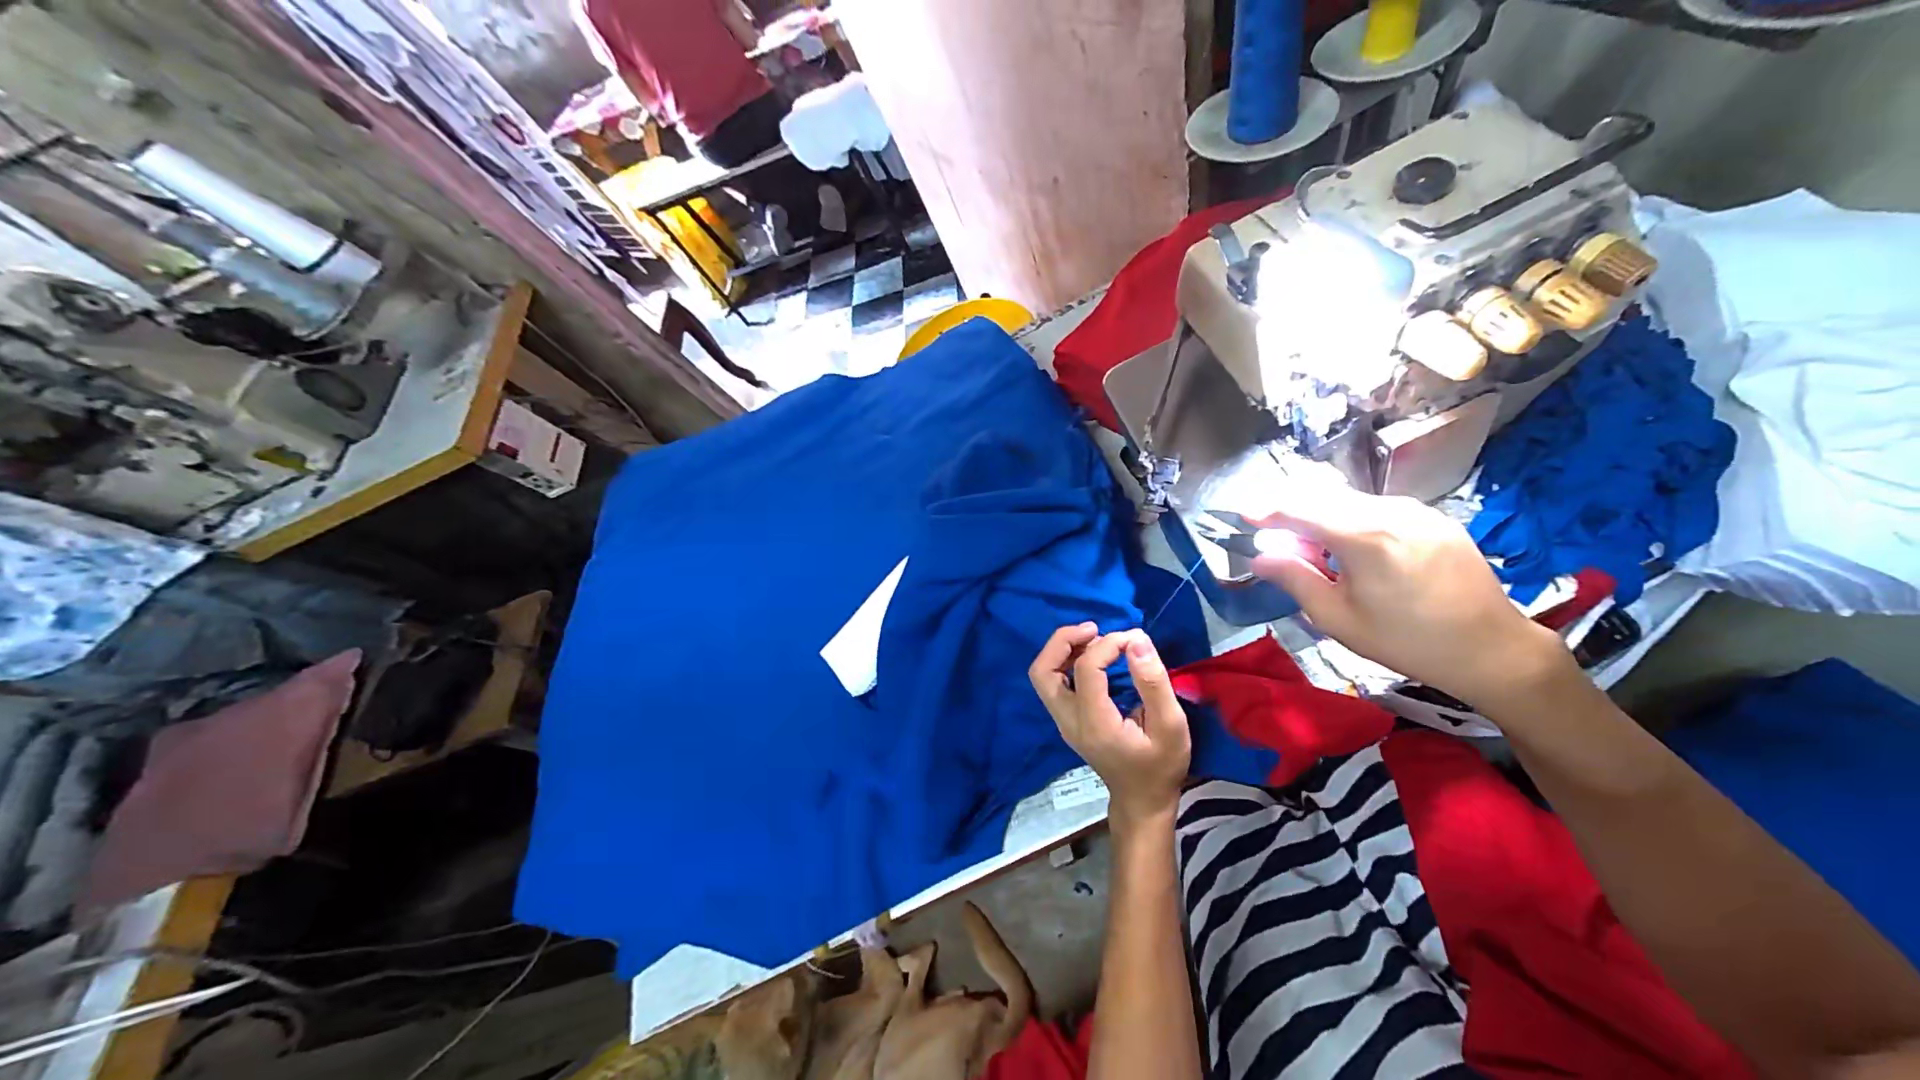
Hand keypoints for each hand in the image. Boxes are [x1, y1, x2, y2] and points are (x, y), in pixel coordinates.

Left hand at [1028, 624, 1190, 830]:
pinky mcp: (1066, 720)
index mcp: (1094, 723)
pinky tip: (1094, 656)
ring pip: (1043, 676)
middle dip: (1063, 641)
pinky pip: (1054, 683)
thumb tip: (1136, 640)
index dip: (1106, 645)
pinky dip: (1067, 662)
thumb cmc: (1161, 766)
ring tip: (1095, 639)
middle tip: (1094, 629)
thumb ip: (1153, 683)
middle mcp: (1069, 721)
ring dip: (1063, 650)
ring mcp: (1063, 722)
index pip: (1084, 669)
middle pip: (1042, 671)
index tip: (1134, 639)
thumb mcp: (1172, 726)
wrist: (1142, 801)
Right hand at [1248, 484, 1574, 710]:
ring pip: (1353, 500)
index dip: (1267, 509)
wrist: (1490, 648)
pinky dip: (1354, 518)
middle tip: (1277, 537)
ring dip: (1324, 515)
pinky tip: (1354, 548)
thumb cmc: (1406, 640)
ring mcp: (1419, 511)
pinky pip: (1380, 508)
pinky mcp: (1436, 518)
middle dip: (1293, 510)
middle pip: (1325, 496)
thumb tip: (1260, 557)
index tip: (1245, 515)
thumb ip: (1295, 579)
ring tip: (1316, 548)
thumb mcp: (1338, 618)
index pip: (1300, 508)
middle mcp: (1391, 512)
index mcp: (1364, 537)